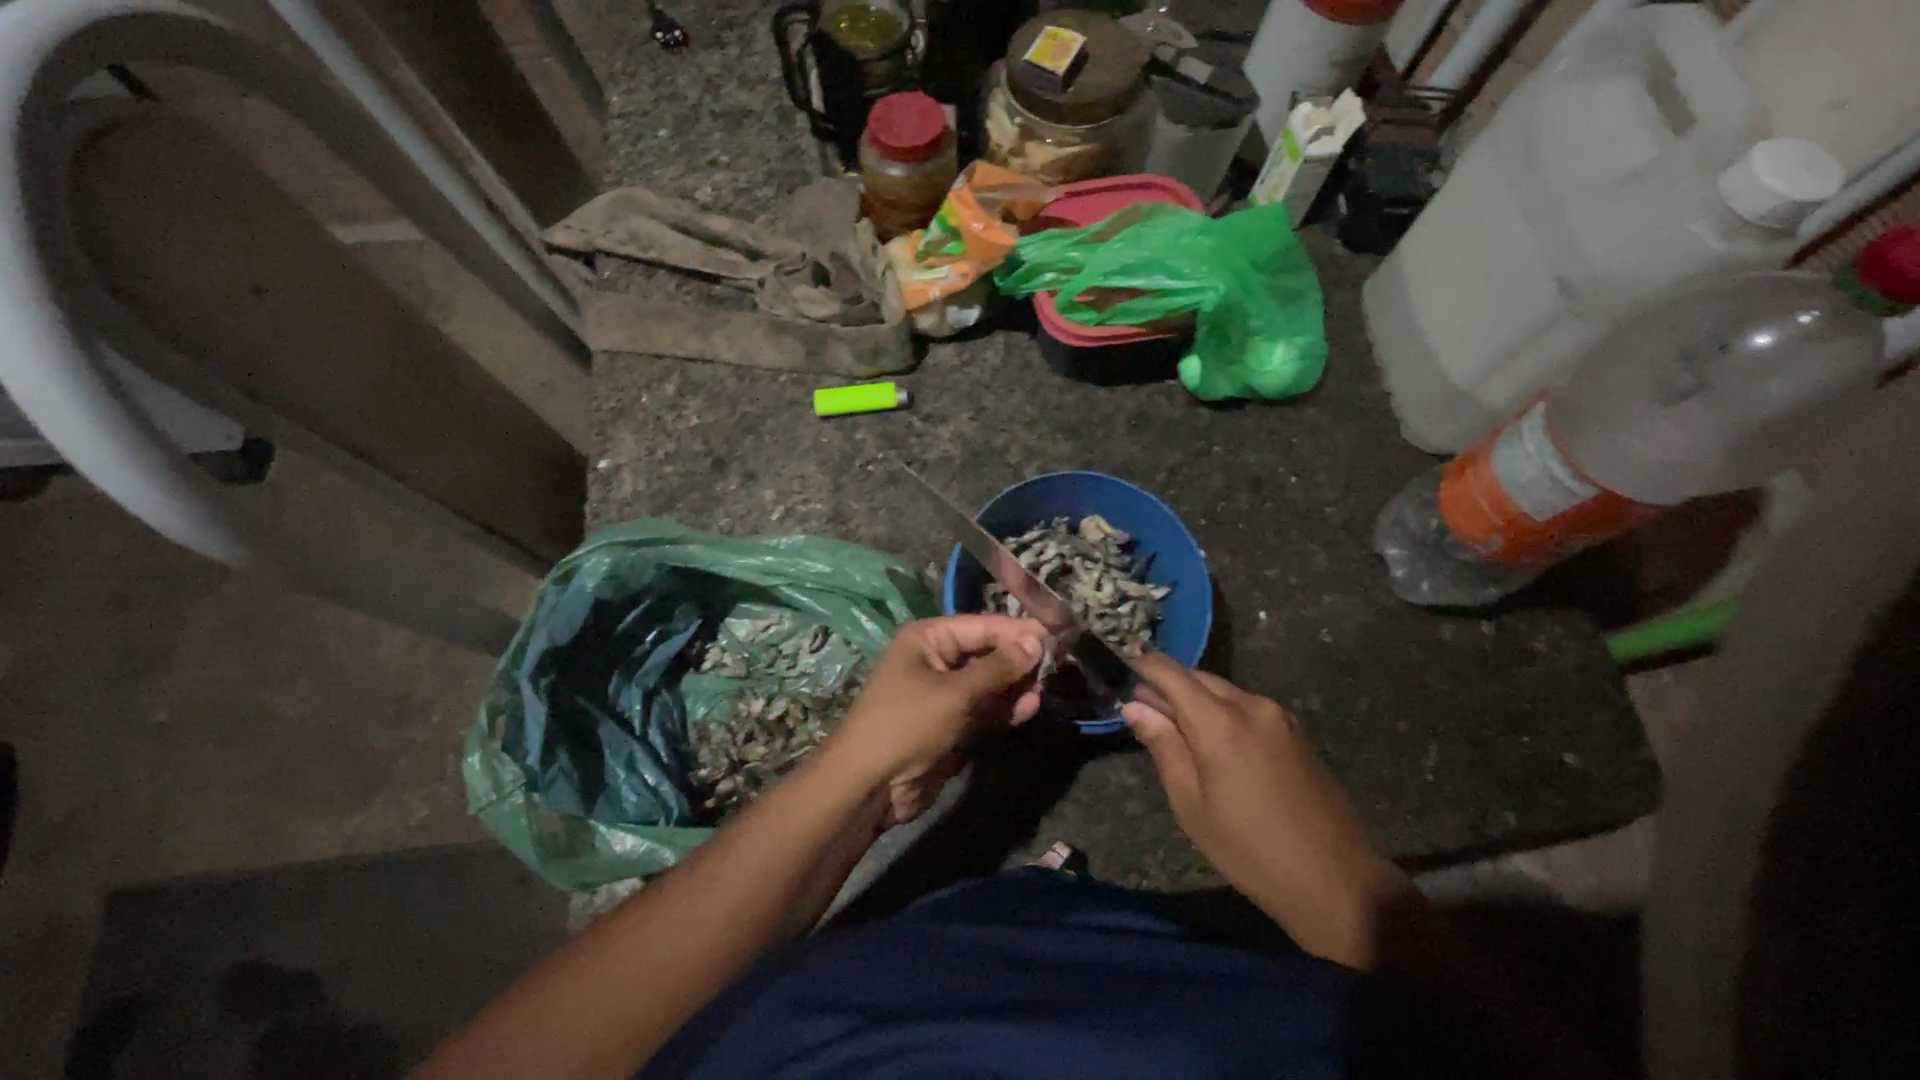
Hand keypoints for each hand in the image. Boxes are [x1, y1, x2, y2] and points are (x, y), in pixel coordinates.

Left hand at [827, 615, 1046, 789]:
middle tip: (1058, 665)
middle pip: (988, 653)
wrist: (870, 785)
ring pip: (990, 684)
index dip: (1018, 630)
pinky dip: (1005, 709)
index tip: (1056, 634)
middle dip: (1019, 660)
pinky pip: (985, 710)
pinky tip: (1030, 708)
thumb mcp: (956, 692)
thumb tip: (1036, 643)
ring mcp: (944, 694)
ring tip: (1044, 690)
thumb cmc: (907, 724)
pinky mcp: (952, 725)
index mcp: (927, 639)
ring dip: (1016, 687)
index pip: (982, 626)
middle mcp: (936, 661)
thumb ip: (998, 668)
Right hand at [1123, 654, 1410, 968]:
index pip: (1172, 675)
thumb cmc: (1251, 851)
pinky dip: (1222, 713)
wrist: (1338, 881)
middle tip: (1139, 707)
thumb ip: (1164, 749)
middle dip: (1168, 685)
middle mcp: (1252, 707)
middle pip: (1200, 680)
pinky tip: (1212, 742)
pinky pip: (1248, 709)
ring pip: (1225, 693)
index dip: (1144, 665)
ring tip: (1172, 727)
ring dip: (1196, 700)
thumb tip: (1136, 708)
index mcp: (1221, 723)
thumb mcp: (1192, 807)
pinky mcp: (1297, 734)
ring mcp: (1280, 718)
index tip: (1120, 659)